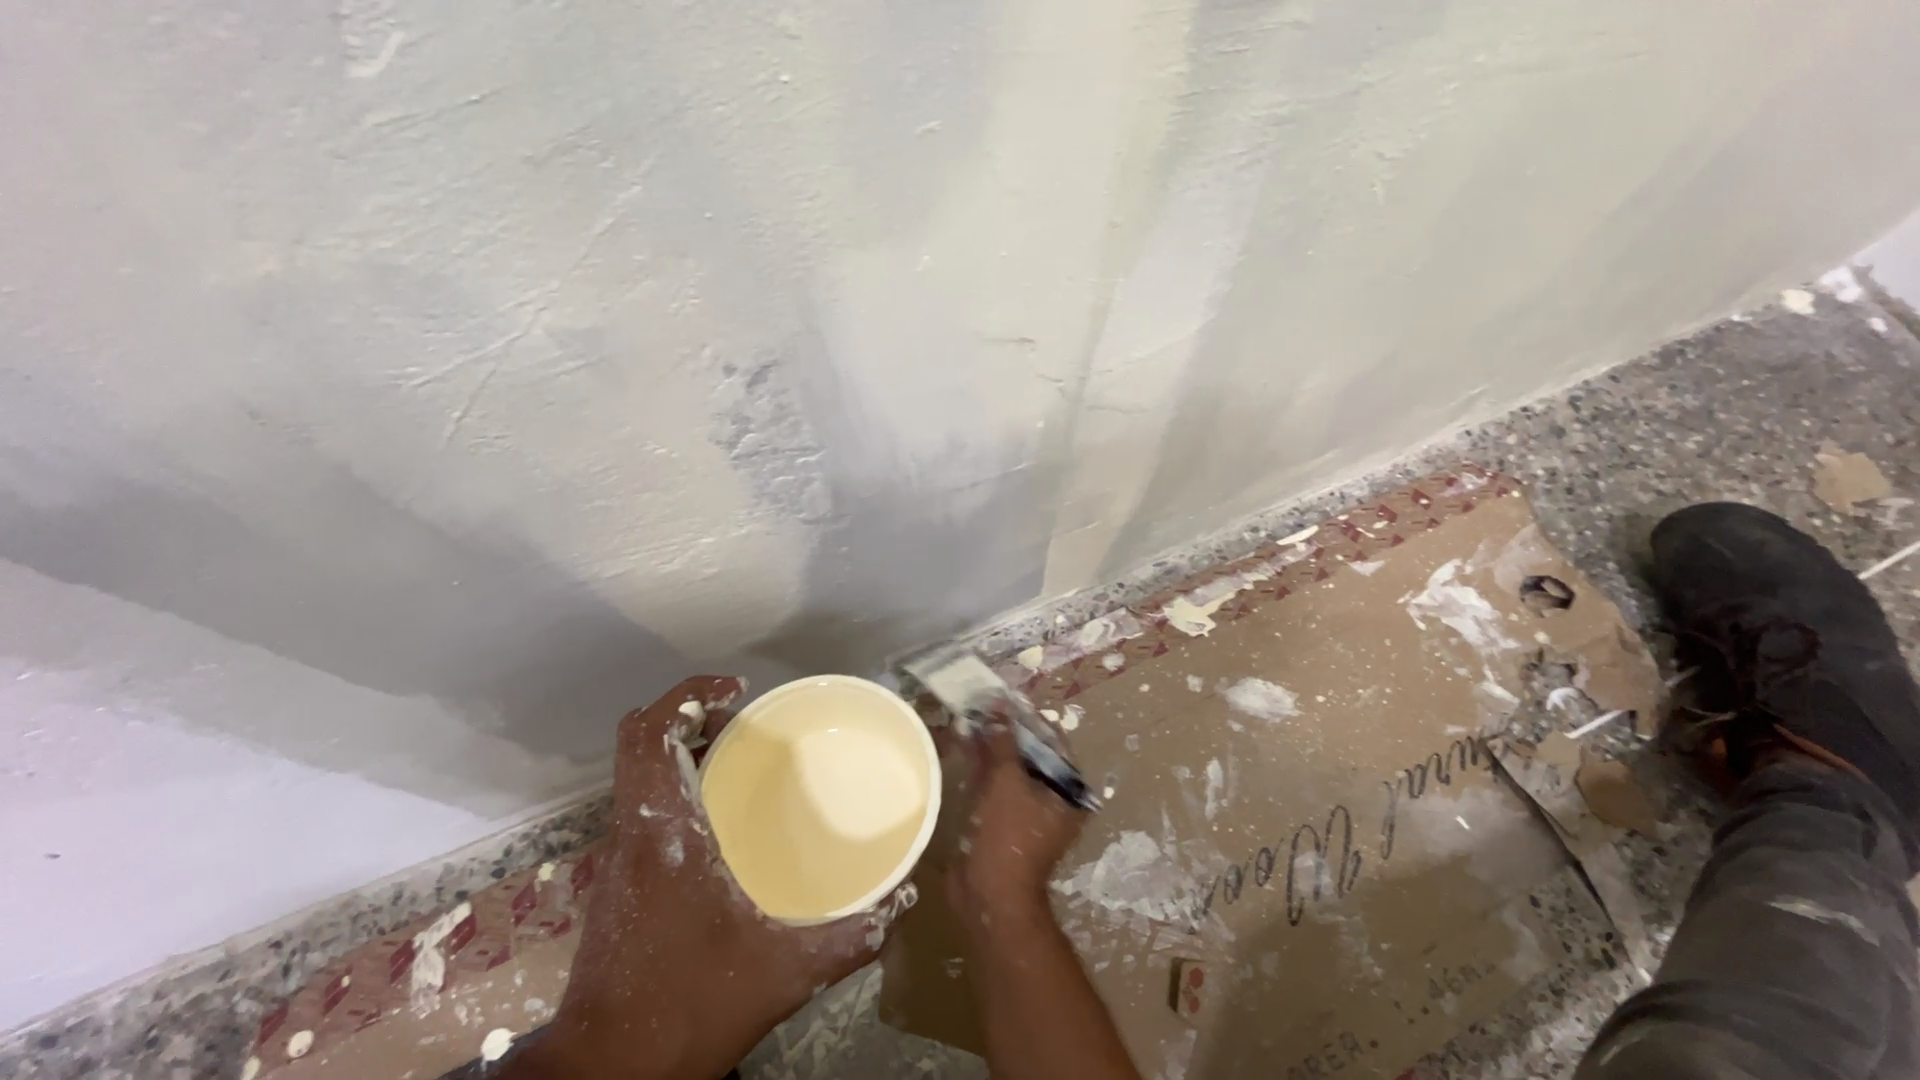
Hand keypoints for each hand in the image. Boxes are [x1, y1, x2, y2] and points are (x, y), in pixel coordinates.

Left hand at [510, 677, 916, 1079]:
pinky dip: (681, 790)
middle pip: (641, 744)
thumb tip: (902, 903)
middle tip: (746, 721)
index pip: (648, 734)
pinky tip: (727, 822)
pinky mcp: (624, 885)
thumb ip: (850, 937)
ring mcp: (623, 860)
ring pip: (641, 776)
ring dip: (684, 752)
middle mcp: (634, 834)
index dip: (687, 694)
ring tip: (743, 758)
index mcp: (662, 834)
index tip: (735, 690)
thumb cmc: (687, 1006)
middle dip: (691, 717)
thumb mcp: (783, 972)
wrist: (606, 1070)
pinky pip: (648, 810)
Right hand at [949, 723, 1087, 931]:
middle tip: (982, 703)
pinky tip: (963, 742)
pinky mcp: (1002, 821)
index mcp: (1068, 791)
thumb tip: (998, 706)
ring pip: (1009, 768)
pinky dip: (981, 765)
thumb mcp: (1007, 782)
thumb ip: (1003, 741)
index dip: (1028, 718)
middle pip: (1030, 753)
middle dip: (1005, 730)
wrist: (990, 895)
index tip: (1003, 697)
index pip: (1053, 741)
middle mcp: (1052, 799)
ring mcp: (1026, 811)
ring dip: (990, 744)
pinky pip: (994, 786)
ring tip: (968, 715)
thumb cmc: (1008, 836)